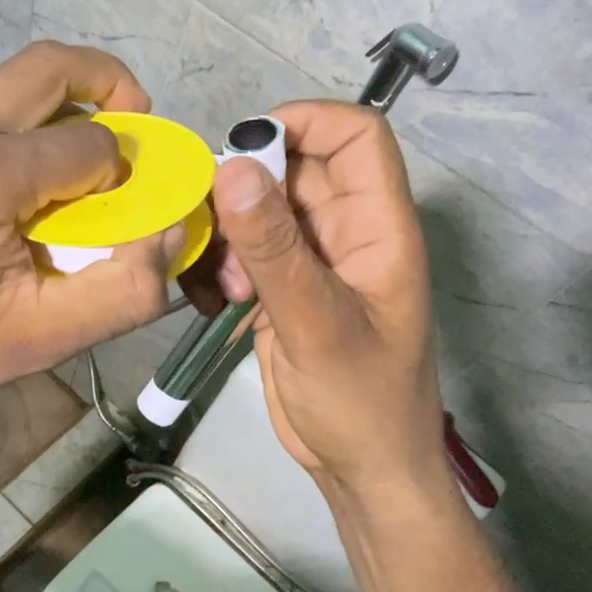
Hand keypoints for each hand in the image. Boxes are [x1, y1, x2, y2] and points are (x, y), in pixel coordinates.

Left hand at [0, 41, 180, 421]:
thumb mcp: (38, 339)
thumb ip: (121, 292)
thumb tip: (169, 239)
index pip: (91, 142)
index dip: (129, 172)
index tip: (133, 215)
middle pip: (51, 65)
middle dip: (111, 85)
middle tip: (138, 130)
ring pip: (18, 84)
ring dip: (69, 107)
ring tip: (92, 166)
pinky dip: (33, 128)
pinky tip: (38, 190)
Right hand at [208, 100, 442, 489]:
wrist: (361, 469)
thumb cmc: (360, 400)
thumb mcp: (316, 323)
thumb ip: (273, 248)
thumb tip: (233, 168)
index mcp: (378, 228)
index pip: (357, 138)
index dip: (306, 122)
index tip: (243, 146)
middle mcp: (346, 235)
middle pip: (298, 170)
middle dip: (250, 187)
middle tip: (213, 225)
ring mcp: (312, 265)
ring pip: (264, 212)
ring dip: (232, 234)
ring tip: (223, 280)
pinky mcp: (283, 294)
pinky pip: (248, 254)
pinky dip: (224, 264)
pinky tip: (214, 297)